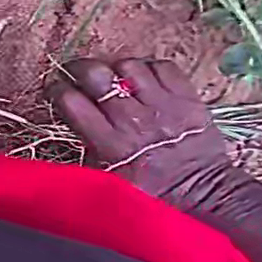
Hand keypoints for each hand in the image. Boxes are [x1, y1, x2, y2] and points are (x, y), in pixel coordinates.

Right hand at [48, 56, 251, 216]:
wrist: (206, 195)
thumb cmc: (152, 193)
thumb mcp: (108, 182)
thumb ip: (87, 153)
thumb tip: (69, 127)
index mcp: (109, 144)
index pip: (70, 101)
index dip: (56, 89)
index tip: (55, 89)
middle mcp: (132, 119)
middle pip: (96, 74)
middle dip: (79, 68)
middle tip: (76, 73)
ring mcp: (163, 105)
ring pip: (128, 66)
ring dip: (115, 68)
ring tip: (113, 76)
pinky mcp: (187, 98)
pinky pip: (162, 67)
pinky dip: (148, 68)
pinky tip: (142, 78)